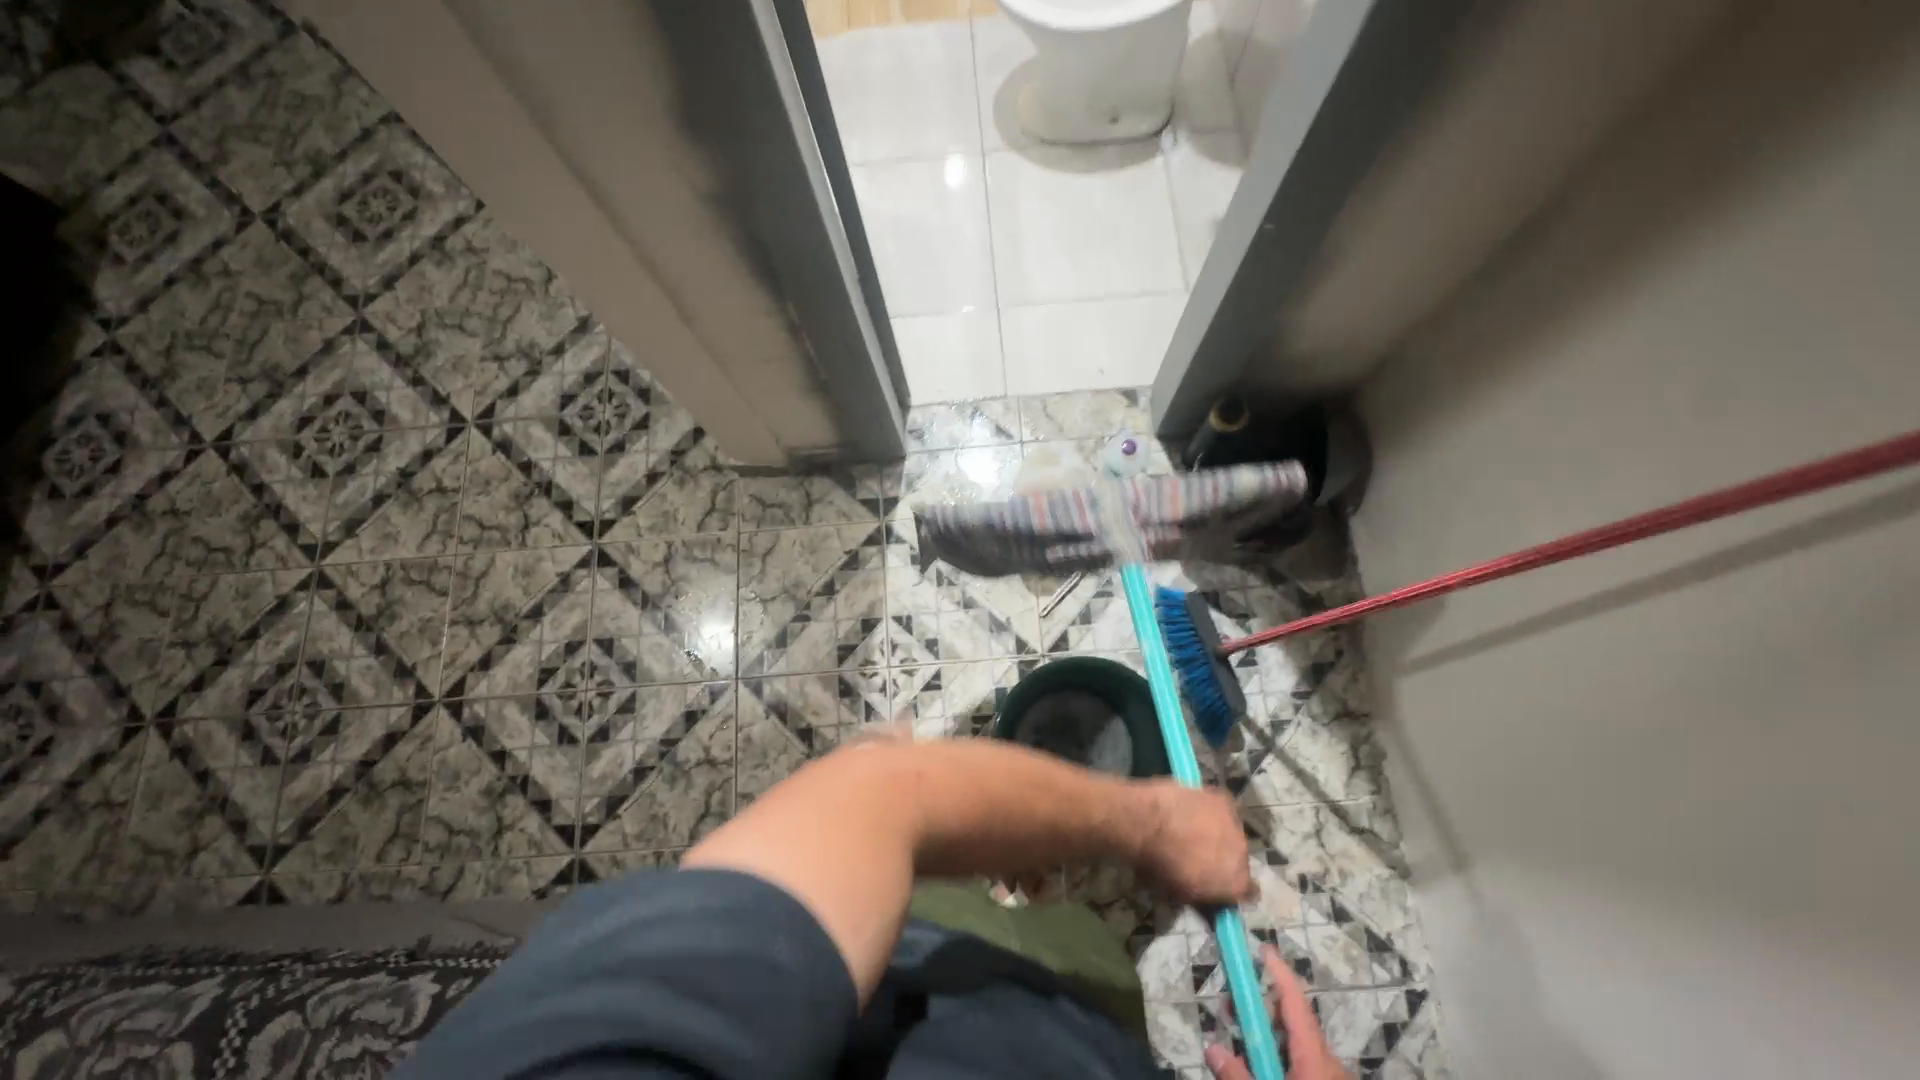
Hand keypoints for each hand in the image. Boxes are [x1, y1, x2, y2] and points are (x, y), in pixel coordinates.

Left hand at [1133, 782, 1252, 905]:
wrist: (1147, 825)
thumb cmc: (1157, 866)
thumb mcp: (1179, 894)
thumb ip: (1200, 895)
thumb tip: (1203, 892)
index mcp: (1236, 883)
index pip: (1248, 892)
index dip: (1232, 887)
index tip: (1218, 884)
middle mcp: (1243, 854)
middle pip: (1238, 857)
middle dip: (1222, 857)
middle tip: (1198, 852)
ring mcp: (1235, 823)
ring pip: (1230, 830)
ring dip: (1216, 831)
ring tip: (1190, 826)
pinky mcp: (1222, 799)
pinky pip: (1221, 806)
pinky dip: (1208, 807)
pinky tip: (1191, 807)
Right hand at [1204, 945, 1352, 1079]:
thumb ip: (1237, 1074)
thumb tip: (1211, 1047)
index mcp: (1314, 1055)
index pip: (1295, 1003)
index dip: (1280, 973)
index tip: (1264, 948)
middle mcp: (1328, 1060)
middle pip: (1295, 1020)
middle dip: (1262, 1006)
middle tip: (1232, 1004)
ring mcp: (1332, 1074)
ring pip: (1299, 1042)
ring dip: (1270, 1033)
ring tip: (1242, 1036)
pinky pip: (1305, 1060)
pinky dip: (1282, 1052)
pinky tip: (1264, 1064)